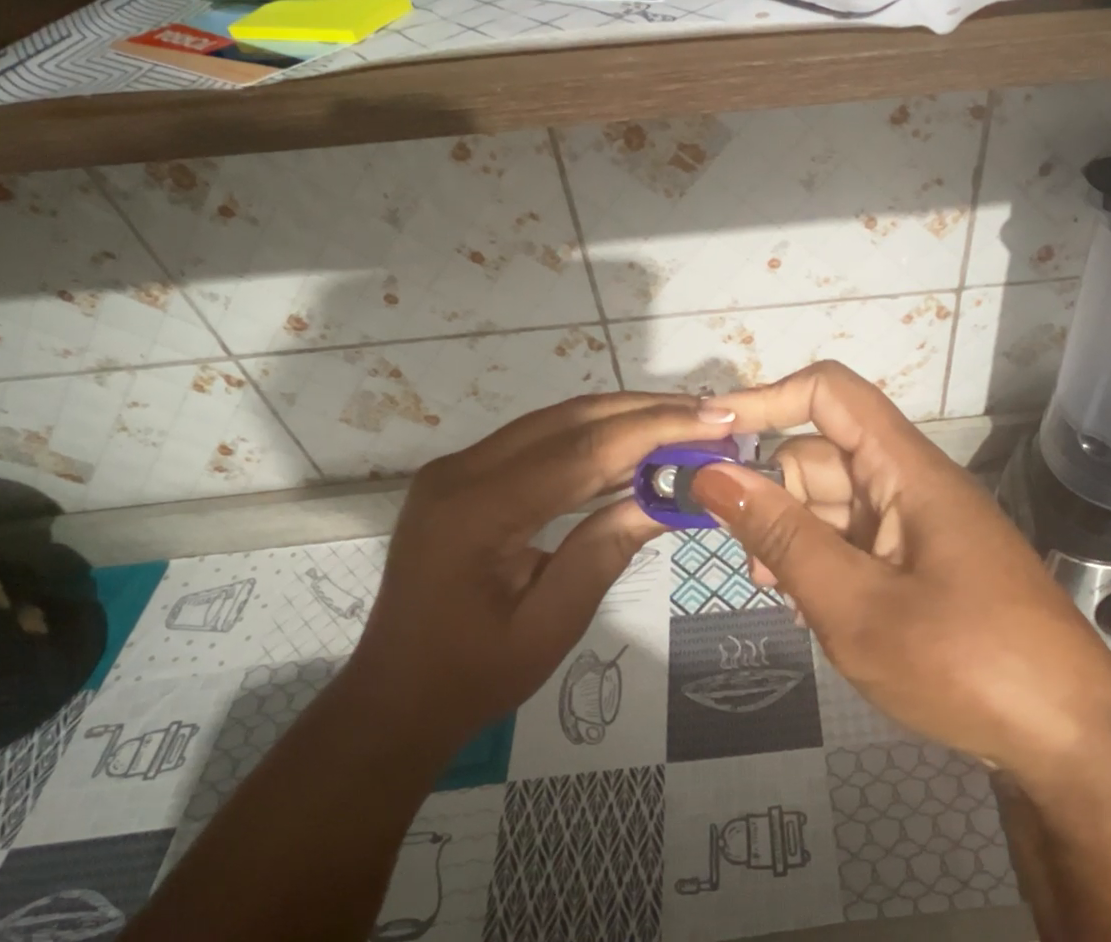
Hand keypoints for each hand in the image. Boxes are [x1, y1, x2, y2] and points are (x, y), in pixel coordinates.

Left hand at [350, 392, 735, 740]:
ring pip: (554, 423)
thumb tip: (671, 497)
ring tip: (686, 423)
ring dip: (622, 420)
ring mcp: (456, 471)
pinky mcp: (463, 479)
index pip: (583, 449)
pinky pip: (538, 443)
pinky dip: (592, 439)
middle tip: (711, 413)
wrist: (395, 698)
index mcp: (476, 511)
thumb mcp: (552, 624)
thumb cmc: (473, 675)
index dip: (655, 429)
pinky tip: (633, 447)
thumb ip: (606, 550)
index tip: (715, 420)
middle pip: (569, 420)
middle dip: (645, 412)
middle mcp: (460, 472)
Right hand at [692, 362, 1110, 780]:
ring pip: (836, 506)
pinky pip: (861, 545)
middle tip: (760, 567)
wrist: (1066, 739)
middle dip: (776, 499)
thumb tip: (713, 473)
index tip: (710, 442)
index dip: (767, 400)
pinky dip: (829, 569)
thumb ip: (781, 536)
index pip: (830, 394)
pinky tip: (823, 616)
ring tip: (793, 602)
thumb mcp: (855, 605)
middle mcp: (916, 487)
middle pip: (824, 456)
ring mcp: (925, 530)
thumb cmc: (962, 664)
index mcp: (908, 471)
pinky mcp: (930, 569)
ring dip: (798, 541)